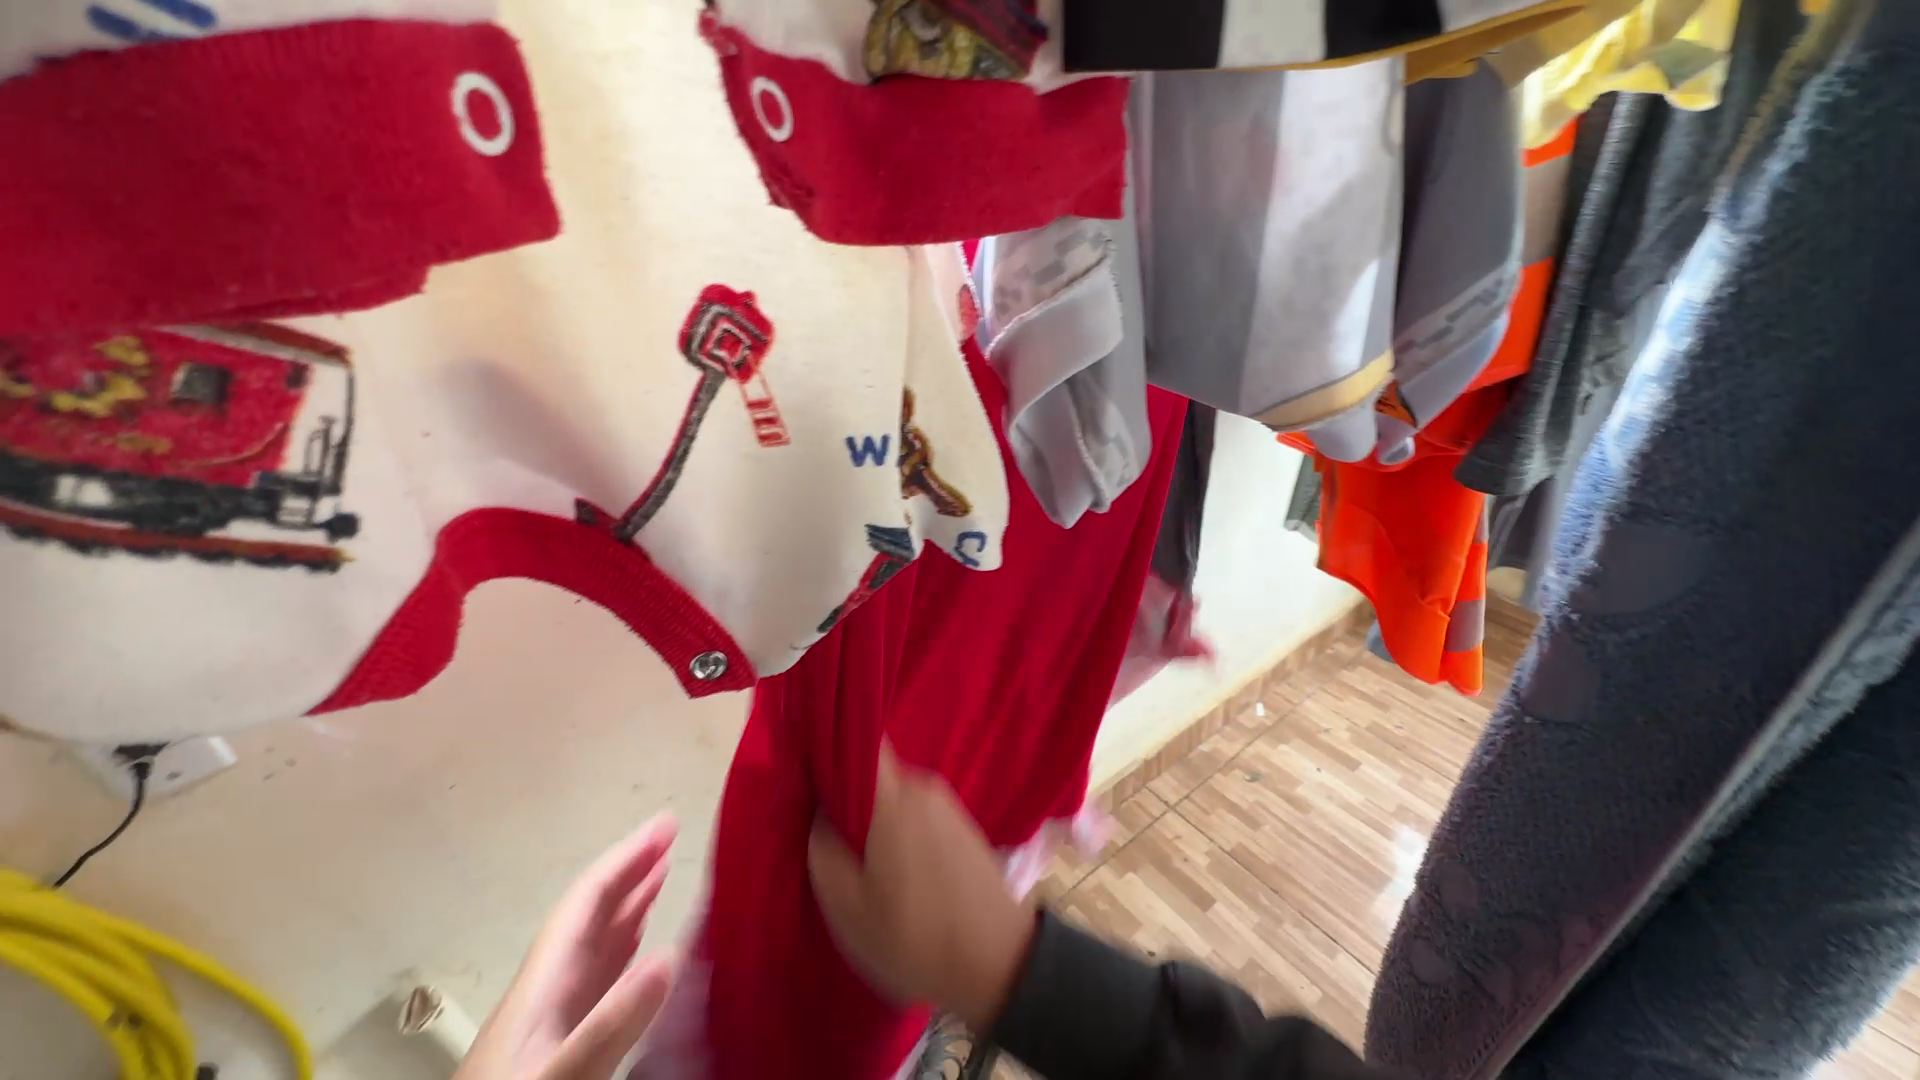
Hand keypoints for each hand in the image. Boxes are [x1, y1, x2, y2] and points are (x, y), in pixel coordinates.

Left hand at [458, 815, 679, 1079]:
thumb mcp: (559, 1077)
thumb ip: (609, 1023)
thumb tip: (672, 954)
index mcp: (542, 985)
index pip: (586, 903)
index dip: (626, 858)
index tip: (667, 824)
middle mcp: (547, 992)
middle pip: (591, 916)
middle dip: (632, 871)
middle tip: (673, 837)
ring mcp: (550, 1020)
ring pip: (597, 946)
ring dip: (630, 906)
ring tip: (664, 877)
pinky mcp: (559, 1045)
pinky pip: (602, 980)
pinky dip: (628, 951)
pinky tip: (644, 956)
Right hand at [807, 744, 1036, 1032]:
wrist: (999, 963)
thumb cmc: (915, 936)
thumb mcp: (848, 906)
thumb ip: (823, 848)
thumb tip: (819, 811)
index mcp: (894, 797)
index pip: (862, 739)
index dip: (833, 745)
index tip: (809, 771)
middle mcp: (924, 786)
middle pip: (875, 771)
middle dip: (850, 796)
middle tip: (831, 837)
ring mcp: (948, 804)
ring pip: (895, 794)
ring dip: (876, 819)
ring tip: (864, 864)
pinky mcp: (963, 824)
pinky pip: (917, 811)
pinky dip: (900, 830)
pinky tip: (897, 871)